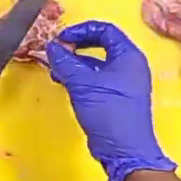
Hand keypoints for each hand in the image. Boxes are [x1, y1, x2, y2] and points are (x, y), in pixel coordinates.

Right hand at [45, 20, 176, 180]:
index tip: (60, 39)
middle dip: (76, 47)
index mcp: (128, 56)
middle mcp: (129, 66)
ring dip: (75, 64)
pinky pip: (96, 79)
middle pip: (101, 45)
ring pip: (97, 63)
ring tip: (56, 71)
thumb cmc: (108, 112)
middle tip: (56, 53)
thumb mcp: (83, 84)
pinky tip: (65, 84)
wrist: (124, 149)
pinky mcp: (115, 98)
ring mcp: (123, 83)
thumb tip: (51, 47)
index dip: (81, 31)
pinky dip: (80, 78)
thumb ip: (65, 63)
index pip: (105, 30)